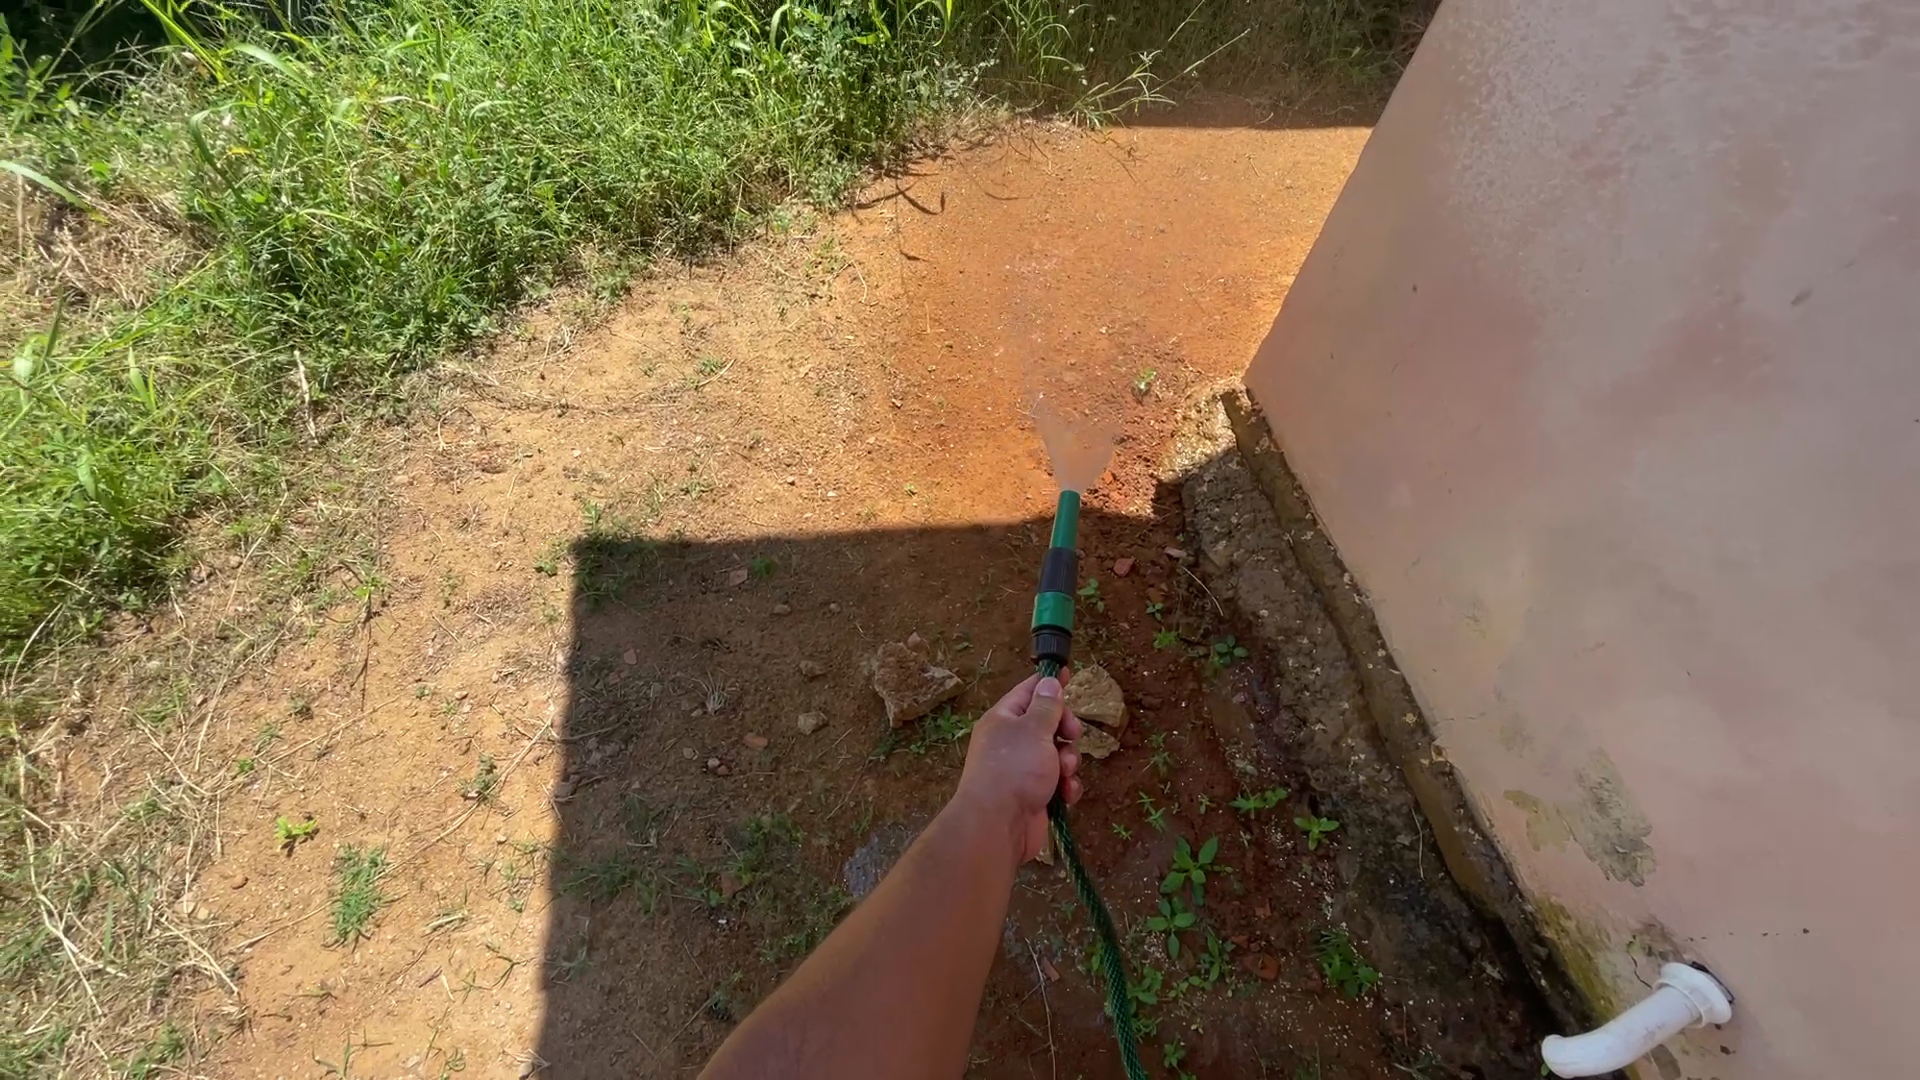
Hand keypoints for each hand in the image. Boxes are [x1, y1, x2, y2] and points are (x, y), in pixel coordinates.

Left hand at [954, 673, 1083, 863]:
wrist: (999, 825)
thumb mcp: (1033, 729)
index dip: (1048, 683)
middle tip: (1071, 734)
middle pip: (1048, 723)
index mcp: (1003, 719)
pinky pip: (1059, 781)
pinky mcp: (1035, 794)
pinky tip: (1066, 793)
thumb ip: (1046, 706)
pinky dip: (1066, 785)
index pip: (1028, 692)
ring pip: (1057, 754)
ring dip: (1068, 760)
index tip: (1067, 672)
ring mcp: (1023, 769)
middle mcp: (1012, 741)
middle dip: (1065, 729)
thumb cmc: (1014, 769)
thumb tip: (1049, 682)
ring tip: (1064, 771)